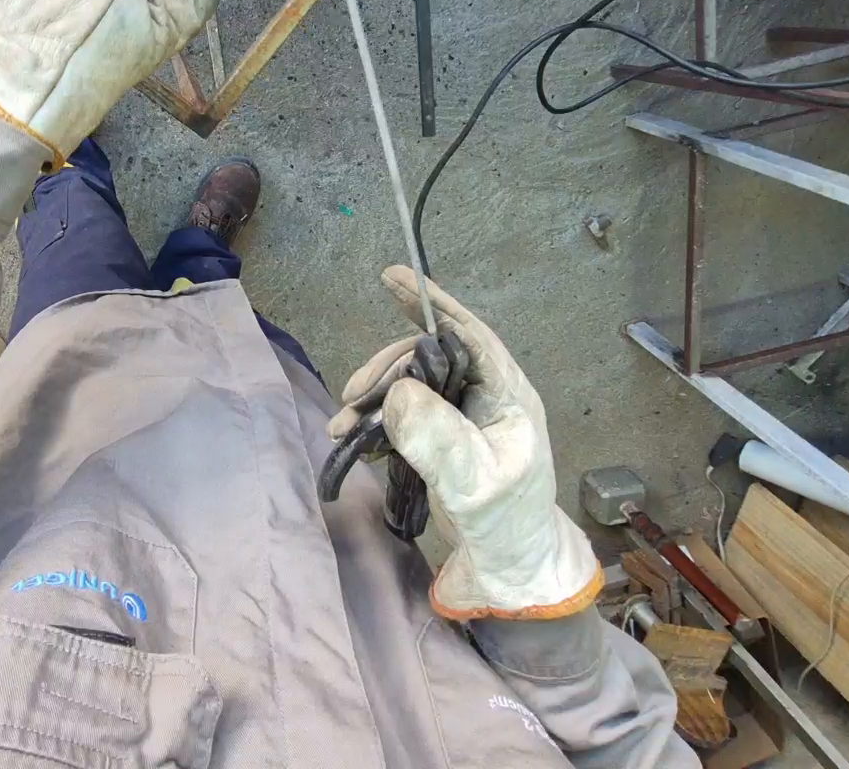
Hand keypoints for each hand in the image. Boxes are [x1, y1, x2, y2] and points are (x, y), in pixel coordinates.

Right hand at [339, 266, 602, 620]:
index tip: (393, 278)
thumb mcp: (475, 484)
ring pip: (408, 383)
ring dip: (372, 399)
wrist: (506, 570)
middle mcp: (481, 393)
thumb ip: (438, 438)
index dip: (431, 303)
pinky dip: (374, 418)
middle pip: (425, 357)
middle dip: (385, 371)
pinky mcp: (438, 433)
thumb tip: (397, 393)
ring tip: (342, 425)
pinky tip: (356, 434)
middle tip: (352, 397)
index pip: (467, 333)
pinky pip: (400, 410)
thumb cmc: (506, 526)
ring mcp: (458, 413)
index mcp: (505, 393)